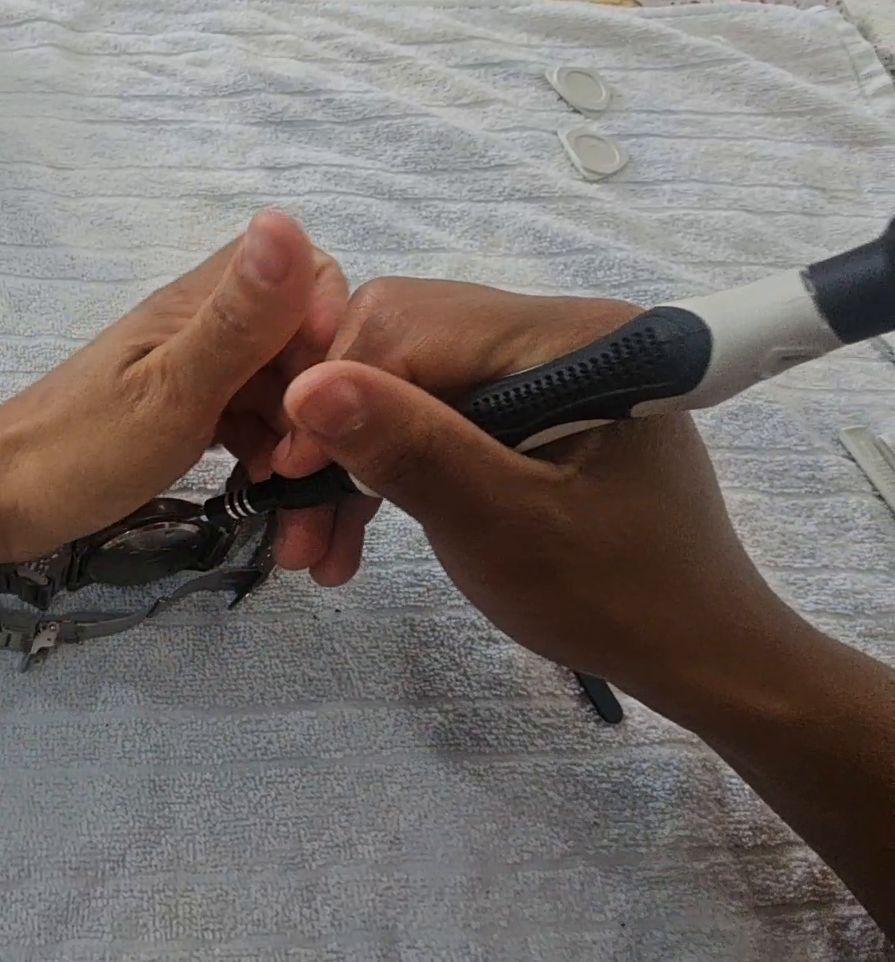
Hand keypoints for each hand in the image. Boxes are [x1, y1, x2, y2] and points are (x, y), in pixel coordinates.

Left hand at [0, 213, 346, 565]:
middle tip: (307, 473)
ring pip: (274, 386)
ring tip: (292, 500)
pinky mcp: (174, 411)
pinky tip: (262, 487)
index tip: (328, 410)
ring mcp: (184, 371)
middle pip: (297, 341)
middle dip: (322, 402)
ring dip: (297, 437)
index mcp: (194, 306)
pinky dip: (264, 450)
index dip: (334, 339)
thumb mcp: (170, 392)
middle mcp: (196, 328)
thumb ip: (235, 319)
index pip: (307, 282)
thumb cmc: (77, 453)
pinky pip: (243, 417)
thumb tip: (284, 217)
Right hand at [271, 278, 806, 698]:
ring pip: (382, 382)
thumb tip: (304, 388)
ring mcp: (516, 366)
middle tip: (296, 501)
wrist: (683, 650)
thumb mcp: (499, 526)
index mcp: (567, 339)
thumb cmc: (611, 595)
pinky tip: (339, 530)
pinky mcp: (498, 401)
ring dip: (337, 462)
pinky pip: (404, 414)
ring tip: (308, 540)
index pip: (404, 325)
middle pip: (383, 342)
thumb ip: (410, 450)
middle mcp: (540, 332)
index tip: (293, 474)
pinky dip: (366, 470)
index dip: (335, 392)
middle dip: (327, 427)